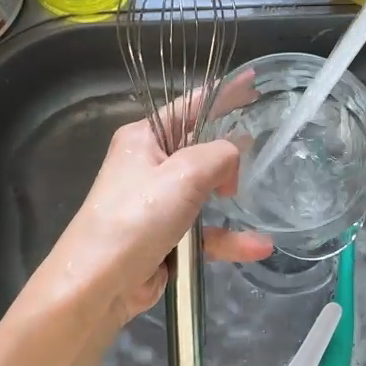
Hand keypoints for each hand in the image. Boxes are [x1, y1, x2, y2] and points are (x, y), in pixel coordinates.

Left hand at [21, 108, 272, 326]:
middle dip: (232, 150)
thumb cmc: (136, 218)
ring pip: (207, 193)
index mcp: (145, 138)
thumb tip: (232, 165)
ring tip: (265, 201)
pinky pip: (206, 231)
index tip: (253, 81)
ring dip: (233, 203)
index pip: (191, 105)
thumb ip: (220, 155)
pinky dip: (230, 239)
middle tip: (269, 142)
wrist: (97, 285)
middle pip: (201, 149)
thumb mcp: (184, 174)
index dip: (223, 92)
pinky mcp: (167, 238)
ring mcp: (158, 204)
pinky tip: (258, 246)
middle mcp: (150, 166)